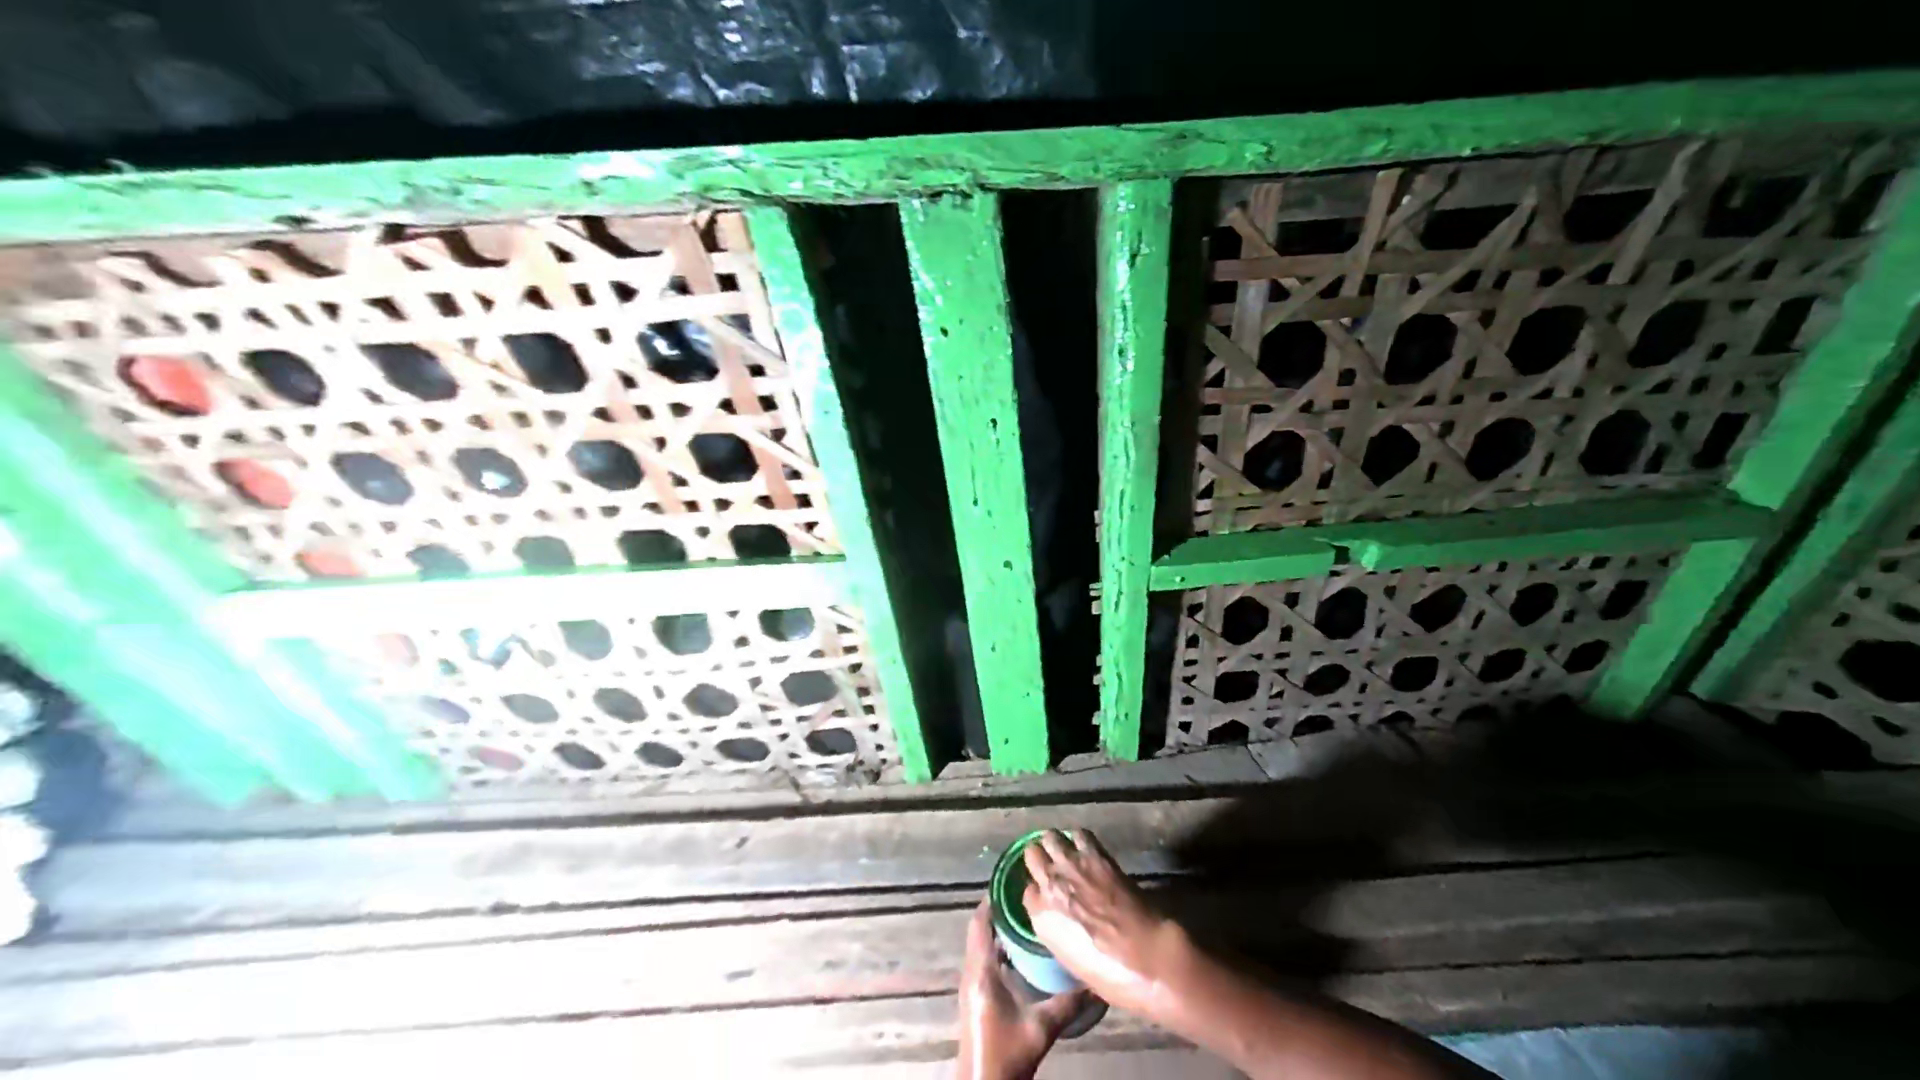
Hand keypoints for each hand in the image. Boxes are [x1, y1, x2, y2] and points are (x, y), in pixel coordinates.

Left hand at [957, 899, 1090, 1079]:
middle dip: (1000, 910)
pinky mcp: (976, 996)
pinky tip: (1021, 950)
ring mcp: (971, 985)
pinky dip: (998, 947)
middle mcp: (971, 972)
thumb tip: (1096, 984)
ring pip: (982, 945)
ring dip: (999, 929)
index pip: (980, 923)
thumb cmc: (1008, 1053)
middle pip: (980, 930)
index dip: (992, 899)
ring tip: (1028, 915)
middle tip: (1027, 895)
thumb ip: (1068, 1003)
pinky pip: (984, 959)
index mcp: (980, 971)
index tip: (1013, 881)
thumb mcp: (1041, 1027)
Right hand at [1021, 829, 1191, 1017]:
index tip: (1049, 895)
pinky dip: (1080, 840)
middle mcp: (1050, 883)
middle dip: (1041, 858)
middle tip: (1054, 866)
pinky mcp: (1095, 854)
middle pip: (1032, 854)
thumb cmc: (1111, 972)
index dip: (1040, 892)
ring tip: (1067, 852)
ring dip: (1057, 843)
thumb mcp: (1070, 958)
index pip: (1028, 891)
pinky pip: (1079, 835)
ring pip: (1051, 837)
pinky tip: (1087, 849)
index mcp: (1040, 915)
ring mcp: (1072, 865)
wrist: (1147, 955)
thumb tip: (1060, 917)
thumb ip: (1057, 929)